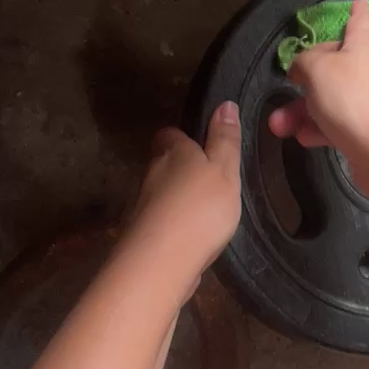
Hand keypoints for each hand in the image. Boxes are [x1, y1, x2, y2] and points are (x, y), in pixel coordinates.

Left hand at [129, 102, 241, 273]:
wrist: (159, 264)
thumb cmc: (199, 208)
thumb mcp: (224, 170)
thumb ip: (225, 140)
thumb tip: (224, 104)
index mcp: (173, 153)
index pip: (170, 134)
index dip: (184, 136)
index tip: (202, 143)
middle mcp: (152, 174)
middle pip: (164, 163)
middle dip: (182, 167)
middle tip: (209, 177)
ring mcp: (143, 207)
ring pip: (161, 193)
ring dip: (178, 197)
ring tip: (204, 209)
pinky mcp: (142, 236)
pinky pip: (160, 221)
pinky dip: (174, 223)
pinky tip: (191, 235)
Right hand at [266, 0, 368, 172]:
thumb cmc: (352, 97)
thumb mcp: (318, 68)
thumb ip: (305, 61)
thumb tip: (304, 67)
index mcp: (364, 44)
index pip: (360, 21)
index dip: (357, 12)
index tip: (359, 2)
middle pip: (336, 65)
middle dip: (306, 79)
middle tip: (287, 88)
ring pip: (332, 98)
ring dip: (304, 110)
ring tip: (279, 125)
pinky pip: (338, 123)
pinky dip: (319, 128)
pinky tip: (304, 138)